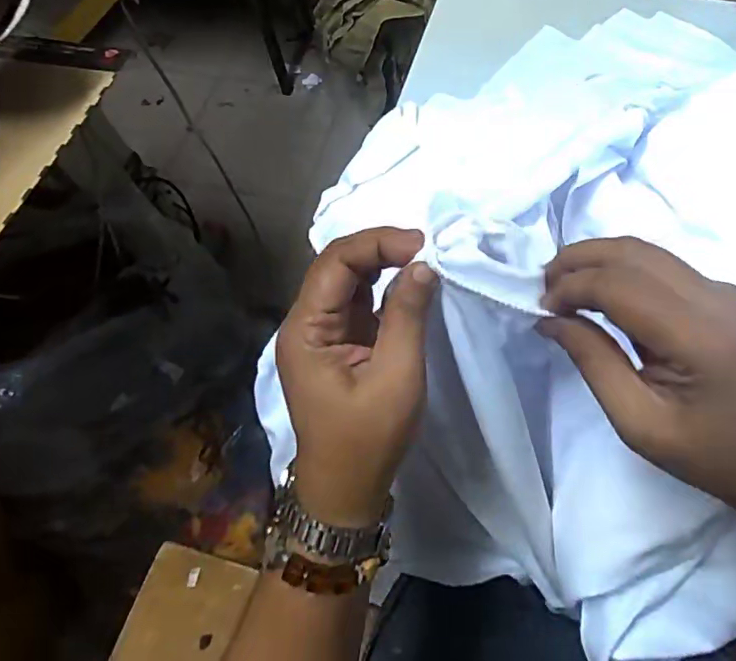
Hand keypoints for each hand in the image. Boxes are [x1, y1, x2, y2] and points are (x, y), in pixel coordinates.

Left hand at [276, 228, 436, 527]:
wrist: (347, 492)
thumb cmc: (368, 438)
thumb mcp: (396, 375)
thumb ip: (408, 315)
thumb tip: (424, 264)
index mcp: (306, 330)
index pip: (336, 262)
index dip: (378, 243)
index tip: (422, 245)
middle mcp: (307, 323)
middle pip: (340, 263)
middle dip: (383, 247)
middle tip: (429, 248)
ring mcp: (323, 332)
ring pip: (351, 277)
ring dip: (386, 261)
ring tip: (425, 257)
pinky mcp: (342, 341)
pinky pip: (362, 298)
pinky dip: (388, 283)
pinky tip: (413, 279)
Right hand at [539, 238, 735, 526]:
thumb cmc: (714, 456)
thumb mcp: (642, 426)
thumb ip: (595, 363)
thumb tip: (552, 319)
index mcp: (699, 335)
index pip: (621, 284)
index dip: (574, 285)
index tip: (541, 305)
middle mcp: (717, 297)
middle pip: (636, 252)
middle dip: (582, 258)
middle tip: (545, 281)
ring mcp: (727, 290)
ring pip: (652, 252)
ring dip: (604, 259)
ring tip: (566, 282)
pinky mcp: (728, 293)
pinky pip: (669, 268)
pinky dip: (629, 270)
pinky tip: (608, 292)